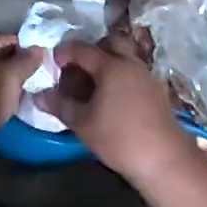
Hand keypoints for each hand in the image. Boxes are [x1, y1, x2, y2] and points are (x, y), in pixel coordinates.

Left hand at [0, 34, 42, 148]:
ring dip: (14, 82)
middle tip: (44, 73)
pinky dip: (6, 97)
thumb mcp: (10, 76)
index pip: (5, 38)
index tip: (44, 54)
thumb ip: (25, 61)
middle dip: (21, 63)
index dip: (25, 43)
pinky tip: (18, 105)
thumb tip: (38, 47)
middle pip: (1, 57)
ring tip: (36, 89)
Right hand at [35, 40, 198, 182]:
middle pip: (111, 44)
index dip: (64, 52)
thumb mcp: (82, 123)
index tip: (53, 61)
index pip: (82, 49)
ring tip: (92, 85)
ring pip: (125, 59)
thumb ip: (60, 105)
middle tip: (77, 68)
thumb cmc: (120, 138)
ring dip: (108, 65)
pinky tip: (111, 98)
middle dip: (92, 51)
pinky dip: (120, 78)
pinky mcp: (158, 94)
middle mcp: (132, 65)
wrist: (167, 163)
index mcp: (111, 66)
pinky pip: (134, 74)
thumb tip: (38, 95)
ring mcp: (148, 78)